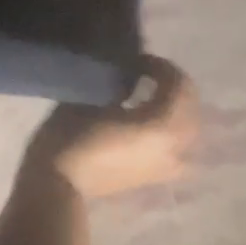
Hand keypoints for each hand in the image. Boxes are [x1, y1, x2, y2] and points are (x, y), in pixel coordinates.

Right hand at [24, 56, 198, 199]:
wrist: (57, 185)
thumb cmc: (67, 140)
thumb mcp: (88, 103)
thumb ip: (116, 88)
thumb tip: (128, 79)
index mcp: (163, 123)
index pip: (177, 83)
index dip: (159, 66)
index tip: (135, 59)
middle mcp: (179, 143)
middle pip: (189, 105)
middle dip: (170, 86)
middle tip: (142, 75)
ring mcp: (173, 162)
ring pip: (186, 126)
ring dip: (171, 108)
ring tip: (144, 100)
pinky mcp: (160, 174)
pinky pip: (177, 146)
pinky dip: (168, 131)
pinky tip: (146, 127)